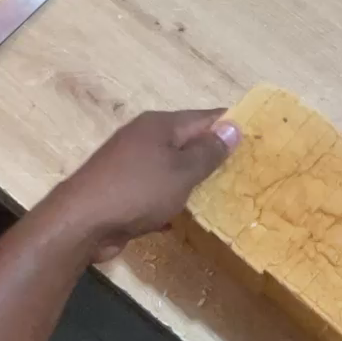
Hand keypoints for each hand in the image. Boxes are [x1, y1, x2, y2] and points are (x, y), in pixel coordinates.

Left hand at [43, 109, 239, 261]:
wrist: (82, 223)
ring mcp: (130, 166)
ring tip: (224, 196)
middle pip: (187, 142)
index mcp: (160, 125)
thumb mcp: (181, 172)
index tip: (259, 137)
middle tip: (246, 172)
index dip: (231, 125)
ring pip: (171, 169)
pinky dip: (171, 202)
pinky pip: (156, 193)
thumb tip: (234, 126)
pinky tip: (186, 219)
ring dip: (193, 181)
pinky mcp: (122, 192)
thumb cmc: (137, 191)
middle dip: (213, 155)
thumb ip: (208, 152)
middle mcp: (143, 139)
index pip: (205, 117)